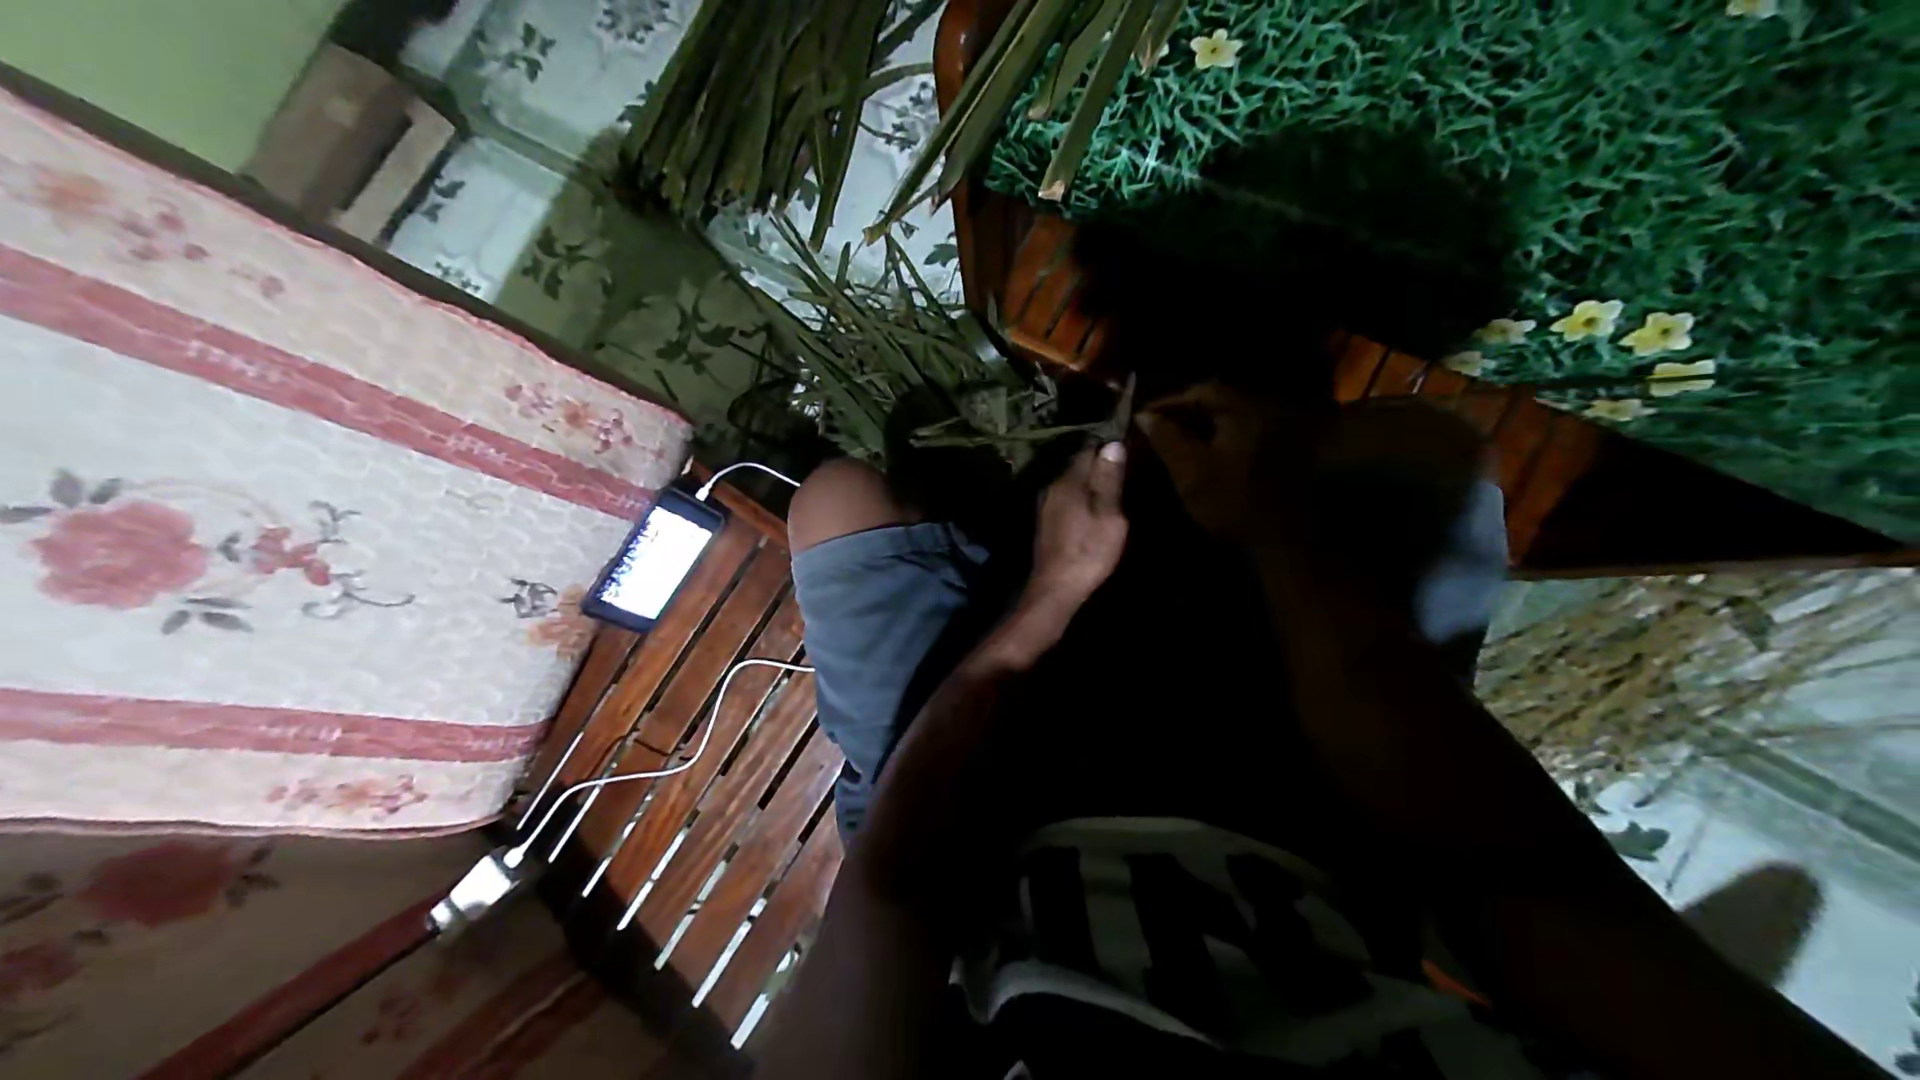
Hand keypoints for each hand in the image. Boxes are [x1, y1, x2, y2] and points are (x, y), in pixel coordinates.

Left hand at [1026, 441, 1128, 607]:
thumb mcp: (1108, 515)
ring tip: (1111, 490)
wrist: (1056, 587)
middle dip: (1098, 464)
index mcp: (1068, 481)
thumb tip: (1112, 444)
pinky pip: (1066, 499)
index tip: (1126, 449)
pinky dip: (1081, 499)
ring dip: (1089, 483)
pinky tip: (1092, 510)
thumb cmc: (1089, 551)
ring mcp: (1046, 505)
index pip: (1087, 450)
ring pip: (1071, 483)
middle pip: (1077, 466)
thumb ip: (1109, 480)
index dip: (1107, 447)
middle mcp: (1052, 487)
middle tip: (1123, 470)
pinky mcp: (1046, 522)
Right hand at [1136, 381, 1305, 544]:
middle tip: (1159, 426)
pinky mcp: (1282, 447)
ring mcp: (1276, 428)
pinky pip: (1244, 430)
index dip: (1169, 402)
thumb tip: (1144, 415)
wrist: (1279, 536)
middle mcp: (1263, 410)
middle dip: (1186, 411)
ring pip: (1231, 415)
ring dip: (1203, 423)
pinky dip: (1220, 434)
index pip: (1199, 392)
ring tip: (1177, 437)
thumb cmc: (1230, 501)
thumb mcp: (1189, 470)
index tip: (1145, 416)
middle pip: (1218, 400)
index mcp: (1242, 410)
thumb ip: (1166, 439)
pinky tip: (1206, 449)